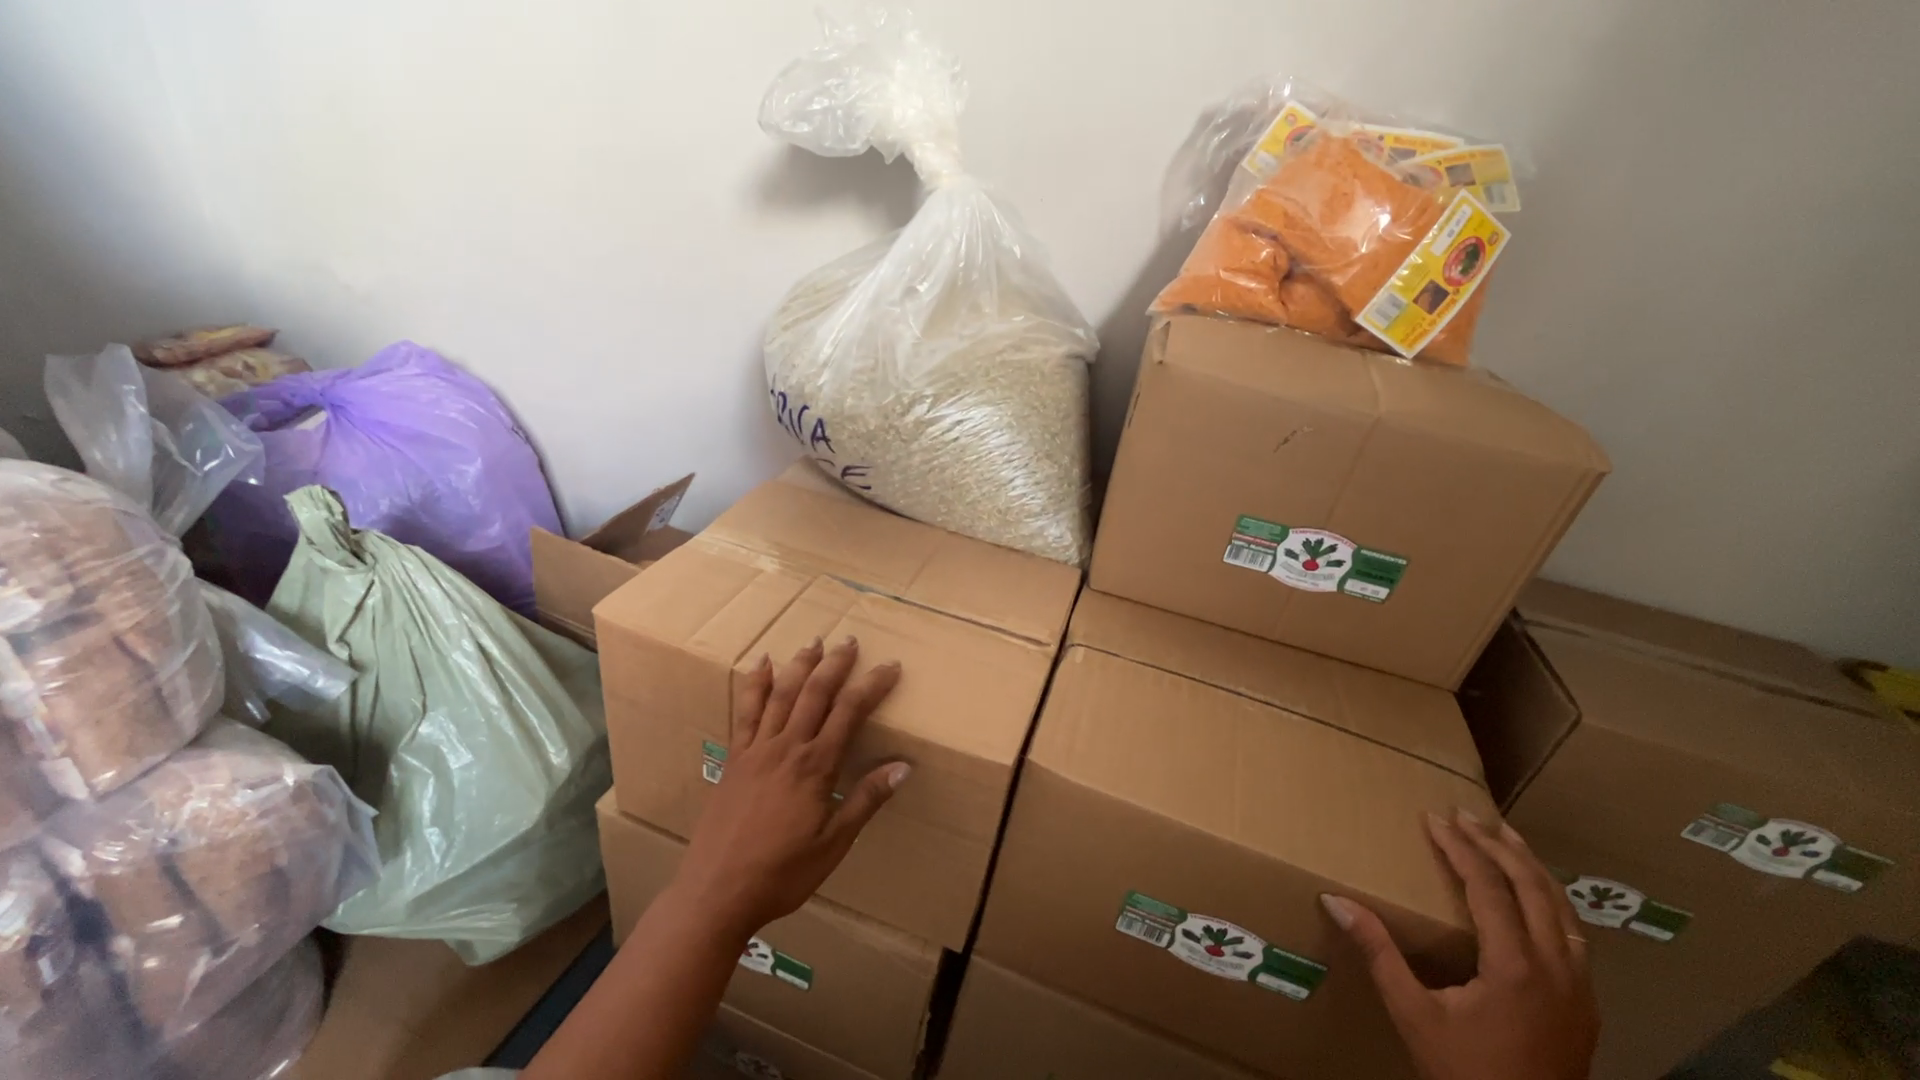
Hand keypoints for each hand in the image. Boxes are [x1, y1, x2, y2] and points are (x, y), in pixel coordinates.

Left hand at [671, 637, 906, 940]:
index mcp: (815, 767)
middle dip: (836, 664)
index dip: (872, 686)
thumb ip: (866, 800)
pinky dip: (755, 684)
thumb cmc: (783, 874)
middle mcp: (786, 748)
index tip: (891, 666)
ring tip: (814, 641)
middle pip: (815, 693)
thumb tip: (904, 766)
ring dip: (800, 665)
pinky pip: (745, 711)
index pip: (850, 712)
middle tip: (851, 641)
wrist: (716, 891)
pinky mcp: (733, 759)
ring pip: (781, 694)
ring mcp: (755, 750)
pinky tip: (762, 664)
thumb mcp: (834, 843)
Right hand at [1321, 808, 1599, 1079]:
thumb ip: (1379, 954)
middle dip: (1498, 844)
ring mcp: (1580, 985)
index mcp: (1515, 966)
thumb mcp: (1414, 1014)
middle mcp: (1557, 966)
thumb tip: (1336, 900)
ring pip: (1562, 907)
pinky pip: (1572, 931)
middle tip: (1467, 814)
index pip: (1489, 887)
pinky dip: (1549, 898)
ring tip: (1506, 835)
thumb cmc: (1465, 1072)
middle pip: (1533, 886)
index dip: (1460, 848)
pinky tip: (1535, 895)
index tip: (1434, 819)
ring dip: (1530, 866)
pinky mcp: (1586, 1001)